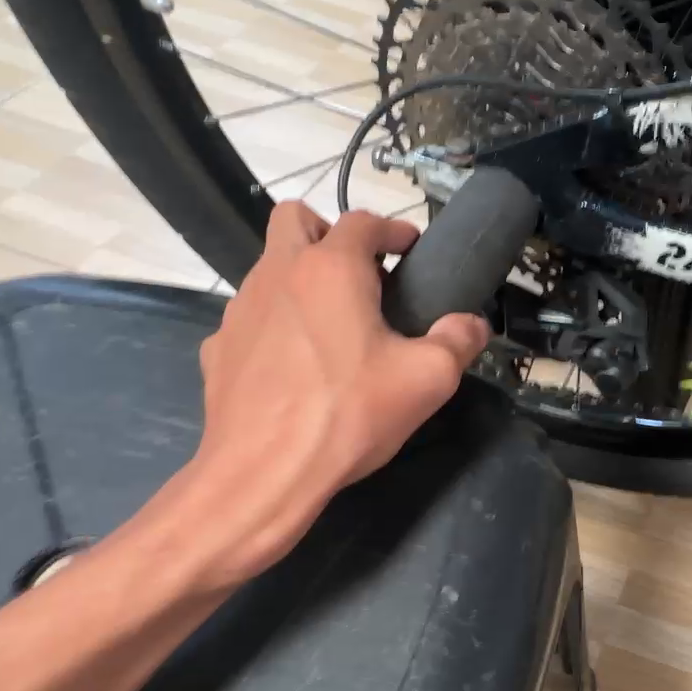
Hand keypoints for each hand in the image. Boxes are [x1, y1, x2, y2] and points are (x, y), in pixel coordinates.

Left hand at [176, 201, 490, 587]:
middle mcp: (278, 274)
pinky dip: (277, 325)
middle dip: (330, 233)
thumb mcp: (428, 379)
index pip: (363, 222)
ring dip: (302, 280)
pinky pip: (252, 319)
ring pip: (269, 269)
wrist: (264, 471)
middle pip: (295, 219)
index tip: (411, 247)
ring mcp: (240, 310)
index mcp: (331, 269)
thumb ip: (458, 342)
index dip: (393, 229)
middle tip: (362, 275)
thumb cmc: (351, 413)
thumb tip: (473, 324)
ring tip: (335, 328)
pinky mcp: (219, 348)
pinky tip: (297, 367)